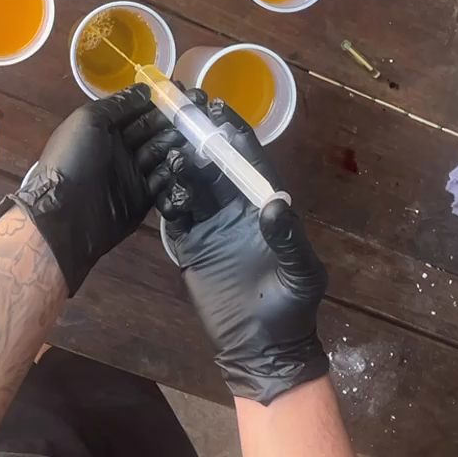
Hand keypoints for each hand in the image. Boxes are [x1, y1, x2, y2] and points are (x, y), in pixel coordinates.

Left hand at [0, 84, 182, 295]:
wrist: (65, 216)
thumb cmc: (73, 159)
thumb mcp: (88, 120)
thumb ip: (118, 104)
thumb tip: (145, 89)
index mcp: (105, 126)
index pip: (139, 108)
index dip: (160, 100)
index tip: (185, 92)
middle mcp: (120, 147)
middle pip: (154, 129)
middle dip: (174, 121)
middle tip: (198, 116)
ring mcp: (132, 173)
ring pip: (162, 153)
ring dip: (176, 145)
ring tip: (191, 140)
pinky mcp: (142, 198)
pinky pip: (163, 182)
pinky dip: (173, 173)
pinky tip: (182, 165)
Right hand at [150, 95, 328, 404]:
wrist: (260, 351)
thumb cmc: (290, 308)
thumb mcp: (300, 273)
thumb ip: (289, 237)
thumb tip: (274, 202)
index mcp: (262, 203)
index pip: (247, 157)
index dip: (233, 131)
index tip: (215, 105)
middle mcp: (233, 206)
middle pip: (214, 161)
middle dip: (199, 134)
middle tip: (179, 110)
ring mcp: (208, 223)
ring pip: (189, 180)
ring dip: (178, 161)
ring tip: (167, 146)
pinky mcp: (187, 244)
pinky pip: (172, 211)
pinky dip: (165, 194)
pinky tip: (157, 182)